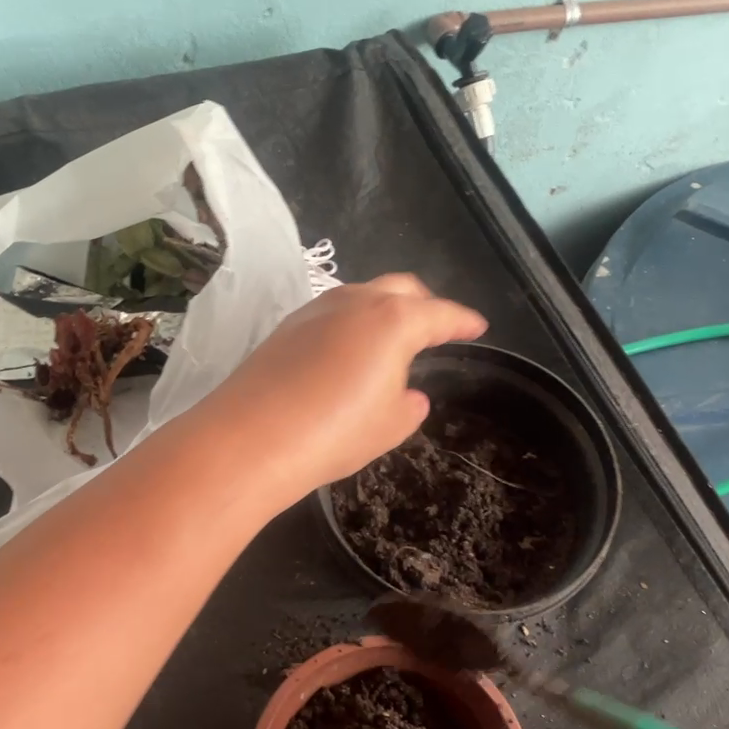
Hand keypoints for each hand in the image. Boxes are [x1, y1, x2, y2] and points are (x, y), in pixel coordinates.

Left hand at [194, 274, 485, 497]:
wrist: (251, 439)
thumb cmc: (335, 432)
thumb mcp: (389, 427)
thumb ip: (409, 406)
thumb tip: (410, 395)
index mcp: (393, 321)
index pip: (440, 313)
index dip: (462, 321)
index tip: (477, 326)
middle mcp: (355, 302)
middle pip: (400, 289)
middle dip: (425, 303)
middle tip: (437, 326)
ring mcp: (315, 311)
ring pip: (362, 295)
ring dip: (384, 309)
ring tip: (392, 338)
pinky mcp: (285, 328)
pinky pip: (332, 314)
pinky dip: (352, 323)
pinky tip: (348, 352)